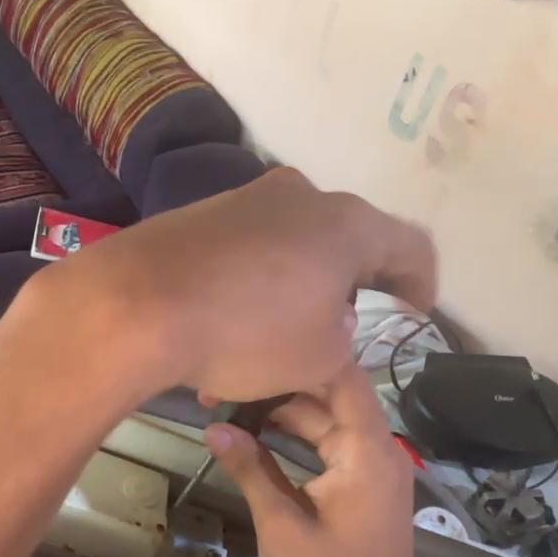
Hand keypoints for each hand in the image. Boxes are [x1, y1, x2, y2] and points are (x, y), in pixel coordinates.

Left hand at [25, 167, 436, 400]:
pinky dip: (240, 294)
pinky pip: (236, 256)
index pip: (409, 246)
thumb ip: (342, 339)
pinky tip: (215, 339)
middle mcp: (297, 198)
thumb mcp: (318, 358)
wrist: (135, 305)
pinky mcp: (193, 217)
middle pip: (340, 245)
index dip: (421, 283)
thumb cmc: (247, 332)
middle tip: (331, 336)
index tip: (414, 312)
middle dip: (340, 293)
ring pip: (282, 253)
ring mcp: (240, 201)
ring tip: (258, 357)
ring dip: (282, 301)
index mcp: (346, 224)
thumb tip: (328, 319)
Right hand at [203, 364, 425, 556]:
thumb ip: (251, 470)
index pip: (343, 377)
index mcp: (367, 451)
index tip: (250, 351)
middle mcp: (378, 450)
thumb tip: (213, 428)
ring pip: (329, 420)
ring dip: (287, 412)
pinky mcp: (365, 486)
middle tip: (226, 386)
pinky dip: (300, 437)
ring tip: (235, 405)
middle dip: (282, 386)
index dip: (300, 356)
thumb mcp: (282, 525)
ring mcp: (374, 468)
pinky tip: (261, 435)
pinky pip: (333, 444)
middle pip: (332, 395)